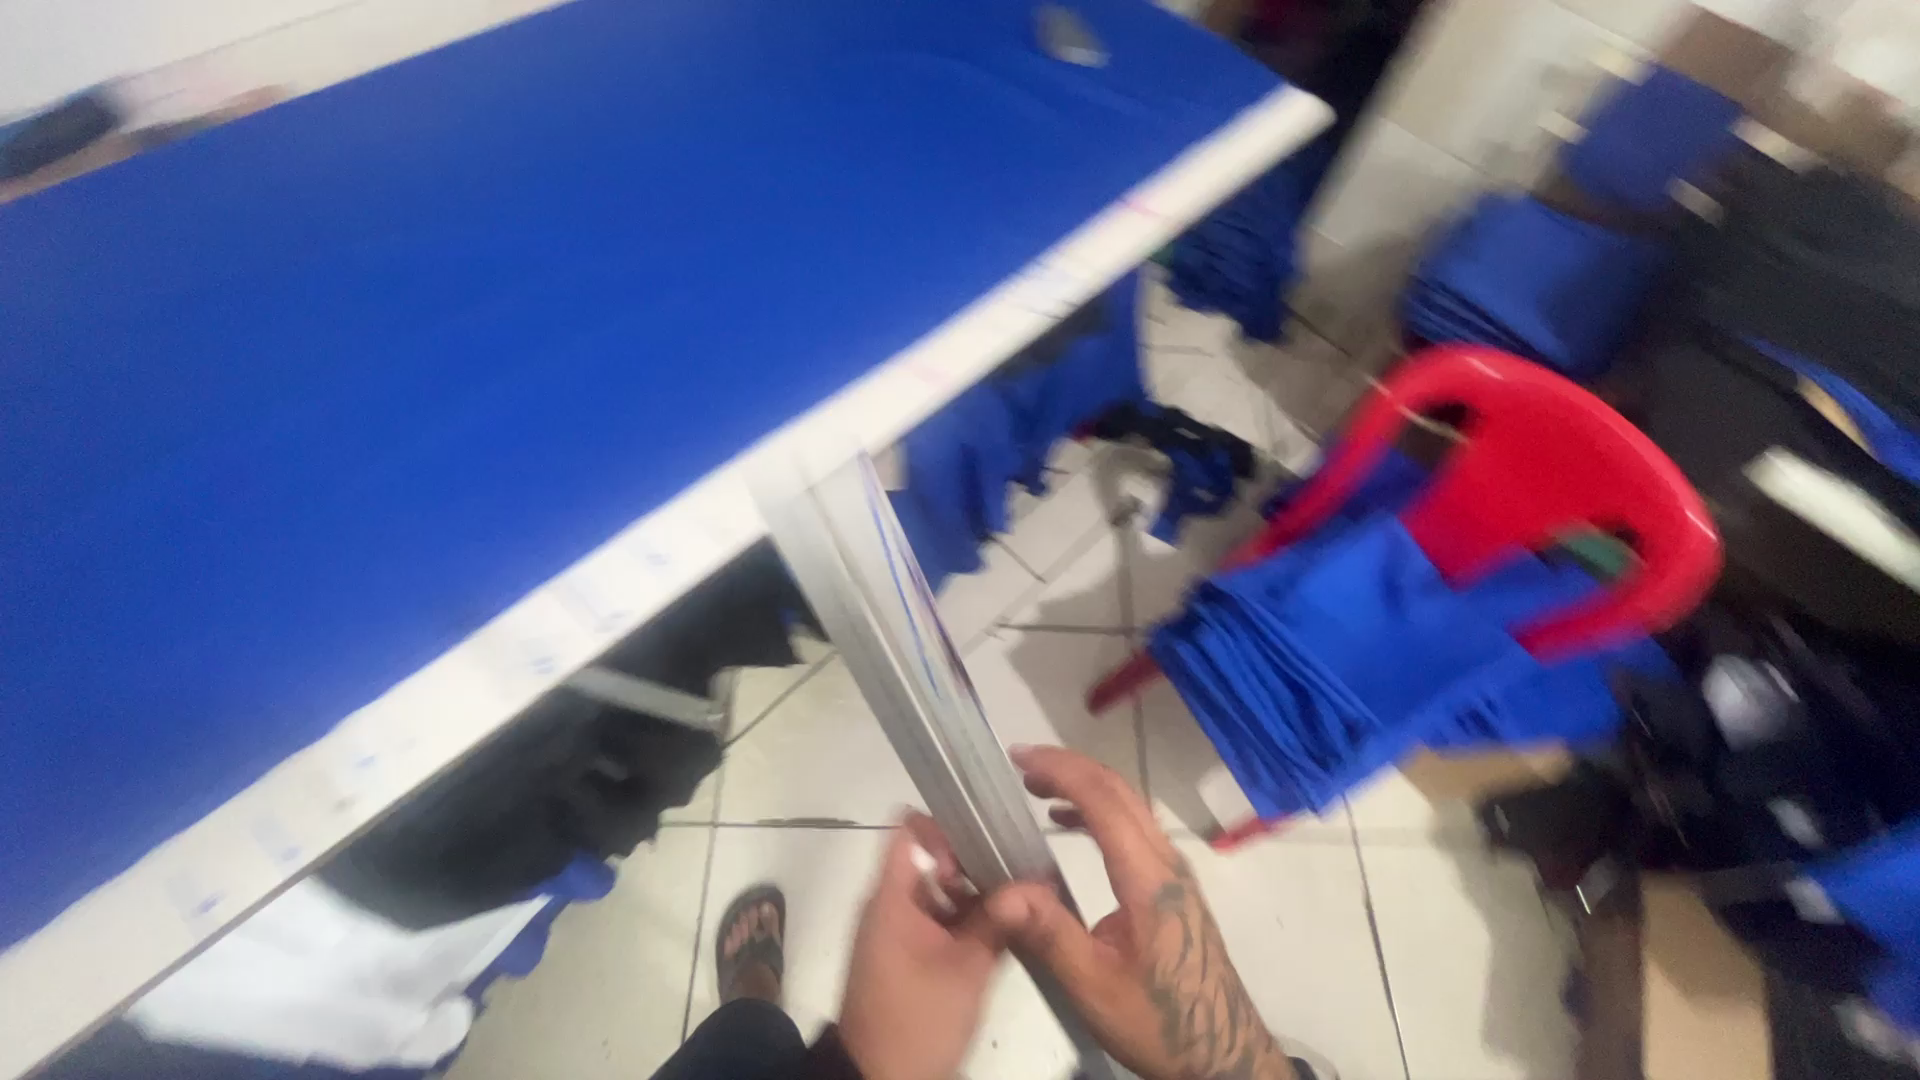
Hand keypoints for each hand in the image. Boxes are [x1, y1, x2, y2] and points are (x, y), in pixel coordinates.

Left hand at [838, 813, 1007, 1079]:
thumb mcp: (966, 970)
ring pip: (941, 894)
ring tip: (1024, 897)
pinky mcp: (909, 957)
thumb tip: (1037, 882)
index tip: (985, 835)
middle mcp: (892, 904)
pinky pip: (940, 923)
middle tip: (1021, 869)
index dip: (946, 823)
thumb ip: (998, 920)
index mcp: (892, 896)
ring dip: (977, 896)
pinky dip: (968, 922)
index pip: (910, 830)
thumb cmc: (916, 1020)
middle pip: (933, 862)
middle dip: (976, 864)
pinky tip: (1007, 928)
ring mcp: (900, 932)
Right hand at [985, 746, 1296, 1079]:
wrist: (1223, 1056)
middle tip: (1020, 763)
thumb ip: (1050, 934)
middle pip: (1118, 790)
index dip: (1060, 769)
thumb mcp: (1094, 986)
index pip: (1102, 799)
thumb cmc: (1158, 1021)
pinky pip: (1133, 825)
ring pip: (1129, 804)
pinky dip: (1097, 809)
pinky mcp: (1172, 883)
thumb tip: (1004, 890)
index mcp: (1146, 877)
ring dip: (1083, 784)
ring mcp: (1173, 870)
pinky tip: (1068, 823)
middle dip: (1069, 766)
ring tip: (1037, 785)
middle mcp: (1164, 860)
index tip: (1019, 757)